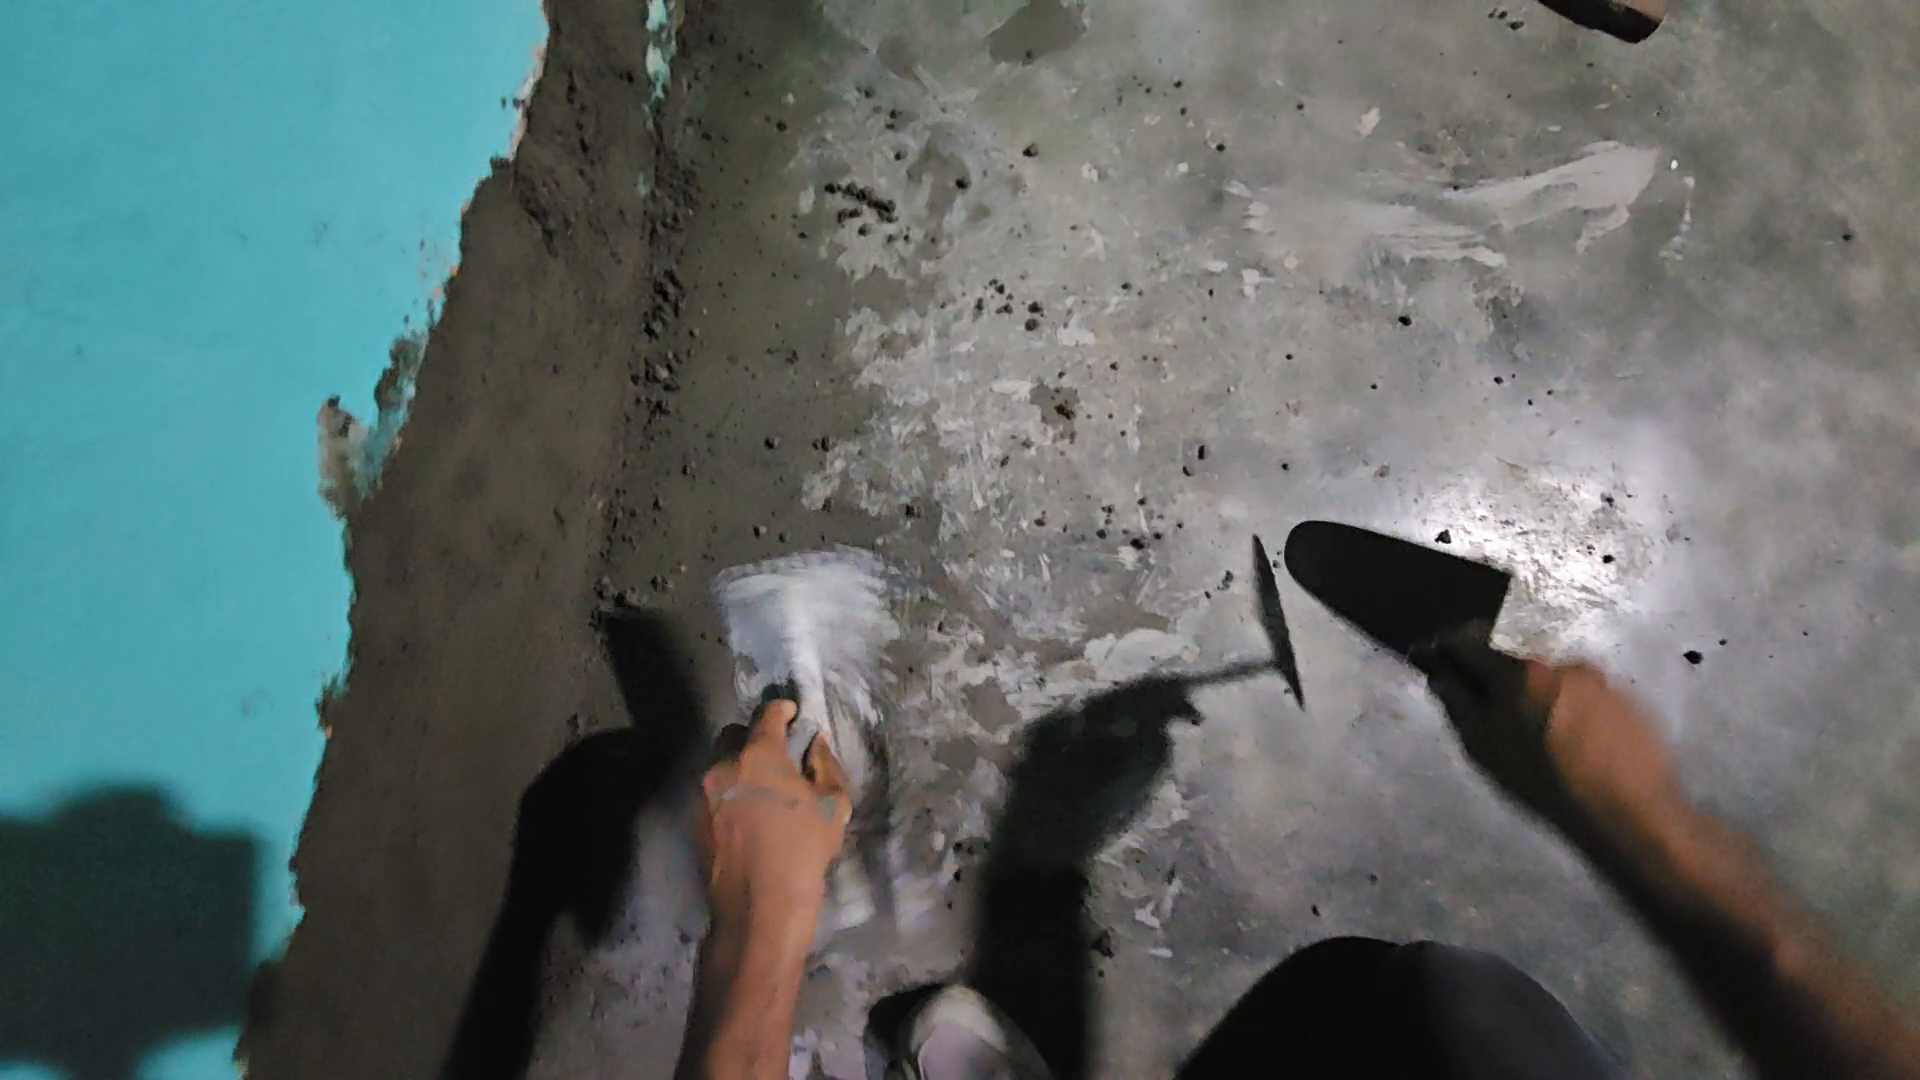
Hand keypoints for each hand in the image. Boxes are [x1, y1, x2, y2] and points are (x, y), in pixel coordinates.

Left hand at [694, 700, 851, 929]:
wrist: (760, 907)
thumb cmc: (803, 850)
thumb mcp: (834, 804)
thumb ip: (825, 764)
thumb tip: (815, 743)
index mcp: (759, 755)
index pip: (768, 713)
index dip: (783, 709)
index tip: (794, 713)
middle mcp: (724, 765)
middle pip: (735, 734)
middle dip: (755, 737)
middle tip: (778, 754)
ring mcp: (704, 793)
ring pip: (720, 762)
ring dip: (740, 764)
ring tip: (762, 786)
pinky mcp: (694, 819)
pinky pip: (713, 790)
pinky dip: (729, 789)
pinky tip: (748, 811)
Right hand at [1411, 624, 1684, 850]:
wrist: (1633, 813)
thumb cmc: (1543, 780)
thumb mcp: (1482, 746)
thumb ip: (1456, 702)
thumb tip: (1441, 675)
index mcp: (1516, 667)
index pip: (1465, 638)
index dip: (1440, 647)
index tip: (1426, 657)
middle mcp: (1556, 658)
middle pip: (1506, 643)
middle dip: (1482, 657)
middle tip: (1468, 681)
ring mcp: (1595, 673)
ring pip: (1542, 663)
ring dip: (1521, 675)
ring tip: (1516, 706)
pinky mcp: (1623, 692)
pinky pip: (1574, 681)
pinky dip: (1555, 691)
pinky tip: (1556, 721)